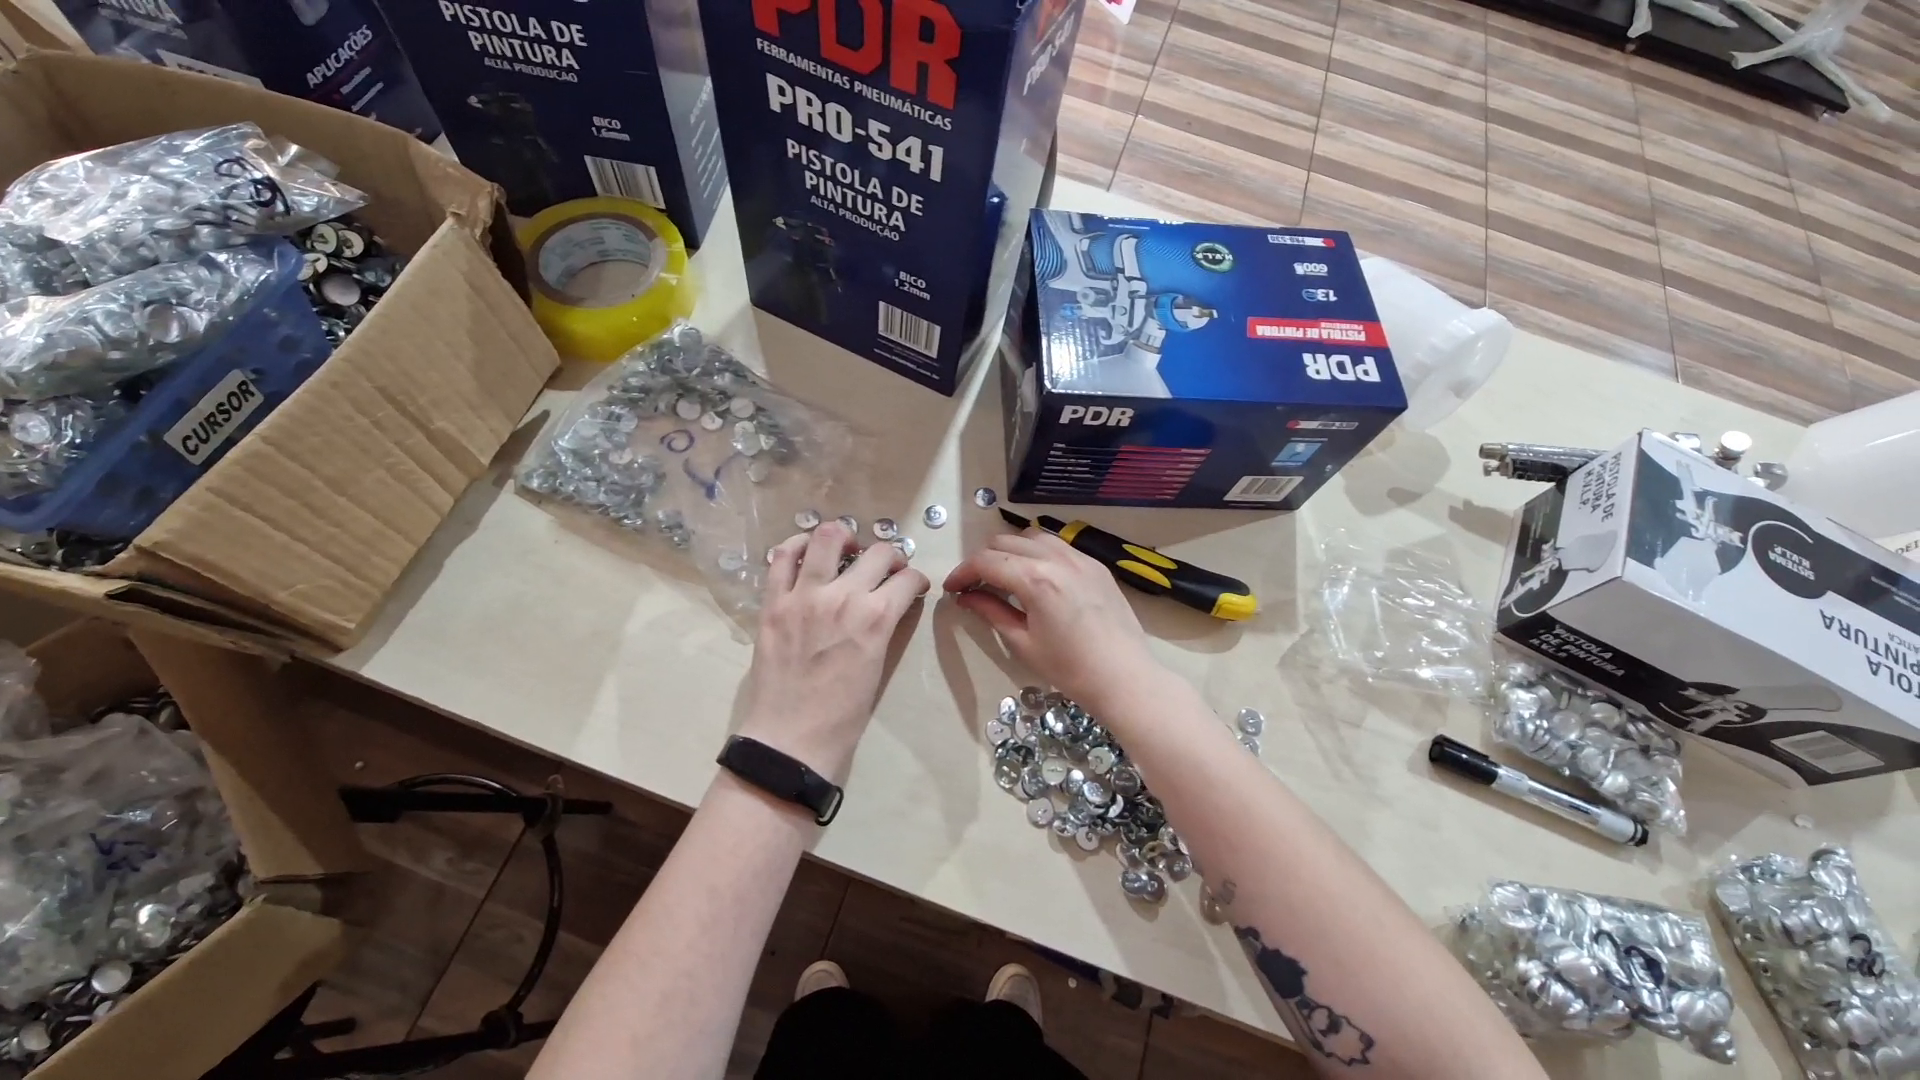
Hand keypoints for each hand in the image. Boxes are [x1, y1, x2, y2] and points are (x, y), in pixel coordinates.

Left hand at [735, 522, 929, 780]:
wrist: (792, 737)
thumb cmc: (843, 714)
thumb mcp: (878, 665)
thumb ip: (883, 627)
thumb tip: (889, 605)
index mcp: (876, 618)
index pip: (907, 578)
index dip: (916, 579)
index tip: (913, 585)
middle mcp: (843, 597)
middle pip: (878, 552)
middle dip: (891, 556)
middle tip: (886, 568)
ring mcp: (804, 596)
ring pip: (827, 537)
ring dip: (844, 537)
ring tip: (846, 548)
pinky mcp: (774, 603)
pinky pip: (781, 558)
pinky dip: (796, 546)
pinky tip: (805, 551)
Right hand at [942, 530, 1163, 711]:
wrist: (1124, 677)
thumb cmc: (1070, 668)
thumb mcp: (1022, 642)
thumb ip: (991, 611)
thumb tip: (966, 597)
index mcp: (1034, 579)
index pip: (986, 562)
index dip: (963, 573)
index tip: (952, 590)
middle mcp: (1056, 558)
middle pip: (1005, 542)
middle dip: (984, 560)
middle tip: (976, 586)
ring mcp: (1080, 558)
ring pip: (1032, 537)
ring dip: (1011, 551)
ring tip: (1005, 577)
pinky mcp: (1096, 565)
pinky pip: (1059, 545)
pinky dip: (1038, 552)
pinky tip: (1037, 577)